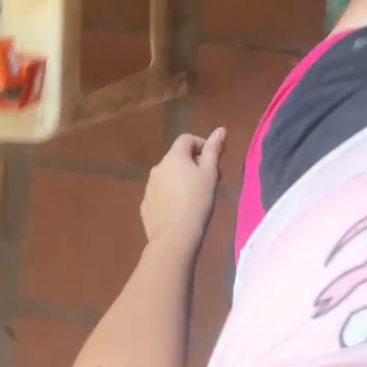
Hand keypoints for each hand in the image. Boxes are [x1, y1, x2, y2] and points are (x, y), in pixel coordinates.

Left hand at [140, 128, 225, 247]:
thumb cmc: (197, 201)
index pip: (186, 139)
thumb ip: (214, 149)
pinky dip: (170, 195)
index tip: (212, 162)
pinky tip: (180, 210)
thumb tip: (220, 129)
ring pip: (168, 176)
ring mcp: (149, 187)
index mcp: (174, 157)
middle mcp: (158, 167)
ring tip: (195, 197)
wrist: (174, 237)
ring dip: (180, 180)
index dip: (201, 145)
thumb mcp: (210, 174)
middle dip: (193, 164)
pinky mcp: (145, 205)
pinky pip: (160, 193)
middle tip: (208, 181)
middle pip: (177, 158)